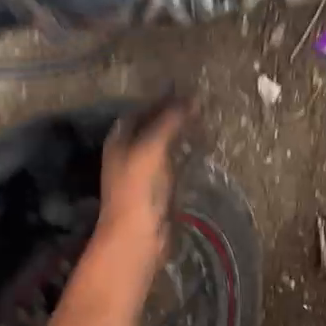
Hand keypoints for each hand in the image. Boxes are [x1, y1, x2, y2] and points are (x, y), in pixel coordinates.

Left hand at [95, 99, 187, 275]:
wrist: (138, 236)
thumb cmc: (139, 187)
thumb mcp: (153, 146)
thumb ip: (170, 120)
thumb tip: (193, 98)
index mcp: (120, 139)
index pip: (140, 110)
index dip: (160, 99)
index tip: (185, 89)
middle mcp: (129, 152)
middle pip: (153, 125)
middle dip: (174, 114)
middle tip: (200, 103)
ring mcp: (144, 171)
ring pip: (165, 142)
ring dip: (182, 131)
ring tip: (204, 120)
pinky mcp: (159, 187)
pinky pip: (174, 161)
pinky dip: (186, 150)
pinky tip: (202, 146)